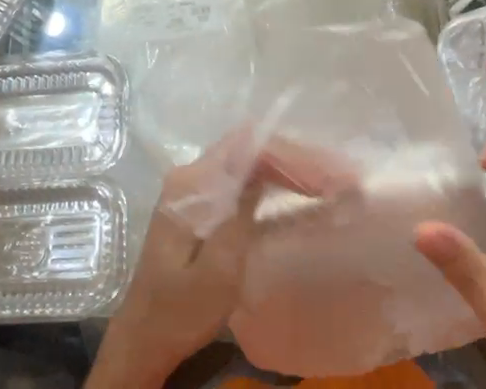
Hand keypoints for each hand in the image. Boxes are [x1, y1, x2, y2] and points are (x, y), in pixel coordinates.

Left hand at [89, 138, 344, 388]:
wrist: (145, 336)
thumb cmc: (181, 309)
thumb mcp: (219, 268)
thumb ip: (241, 213)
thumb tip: (266, 169)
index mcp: (191, 184)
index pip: (248, 149)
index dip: (292, 157)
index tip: (329, 177)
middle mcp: (190, 175)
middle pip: (250, 149)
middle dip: (296, 159)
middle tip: (340, 178)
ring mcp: (193, 187)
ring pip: (248, 161)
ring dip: (288, 168)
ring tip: (329, 181)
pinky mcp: (200, 204)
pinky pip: (242, 178)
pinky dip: (273, 181)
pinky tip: (298, 191)